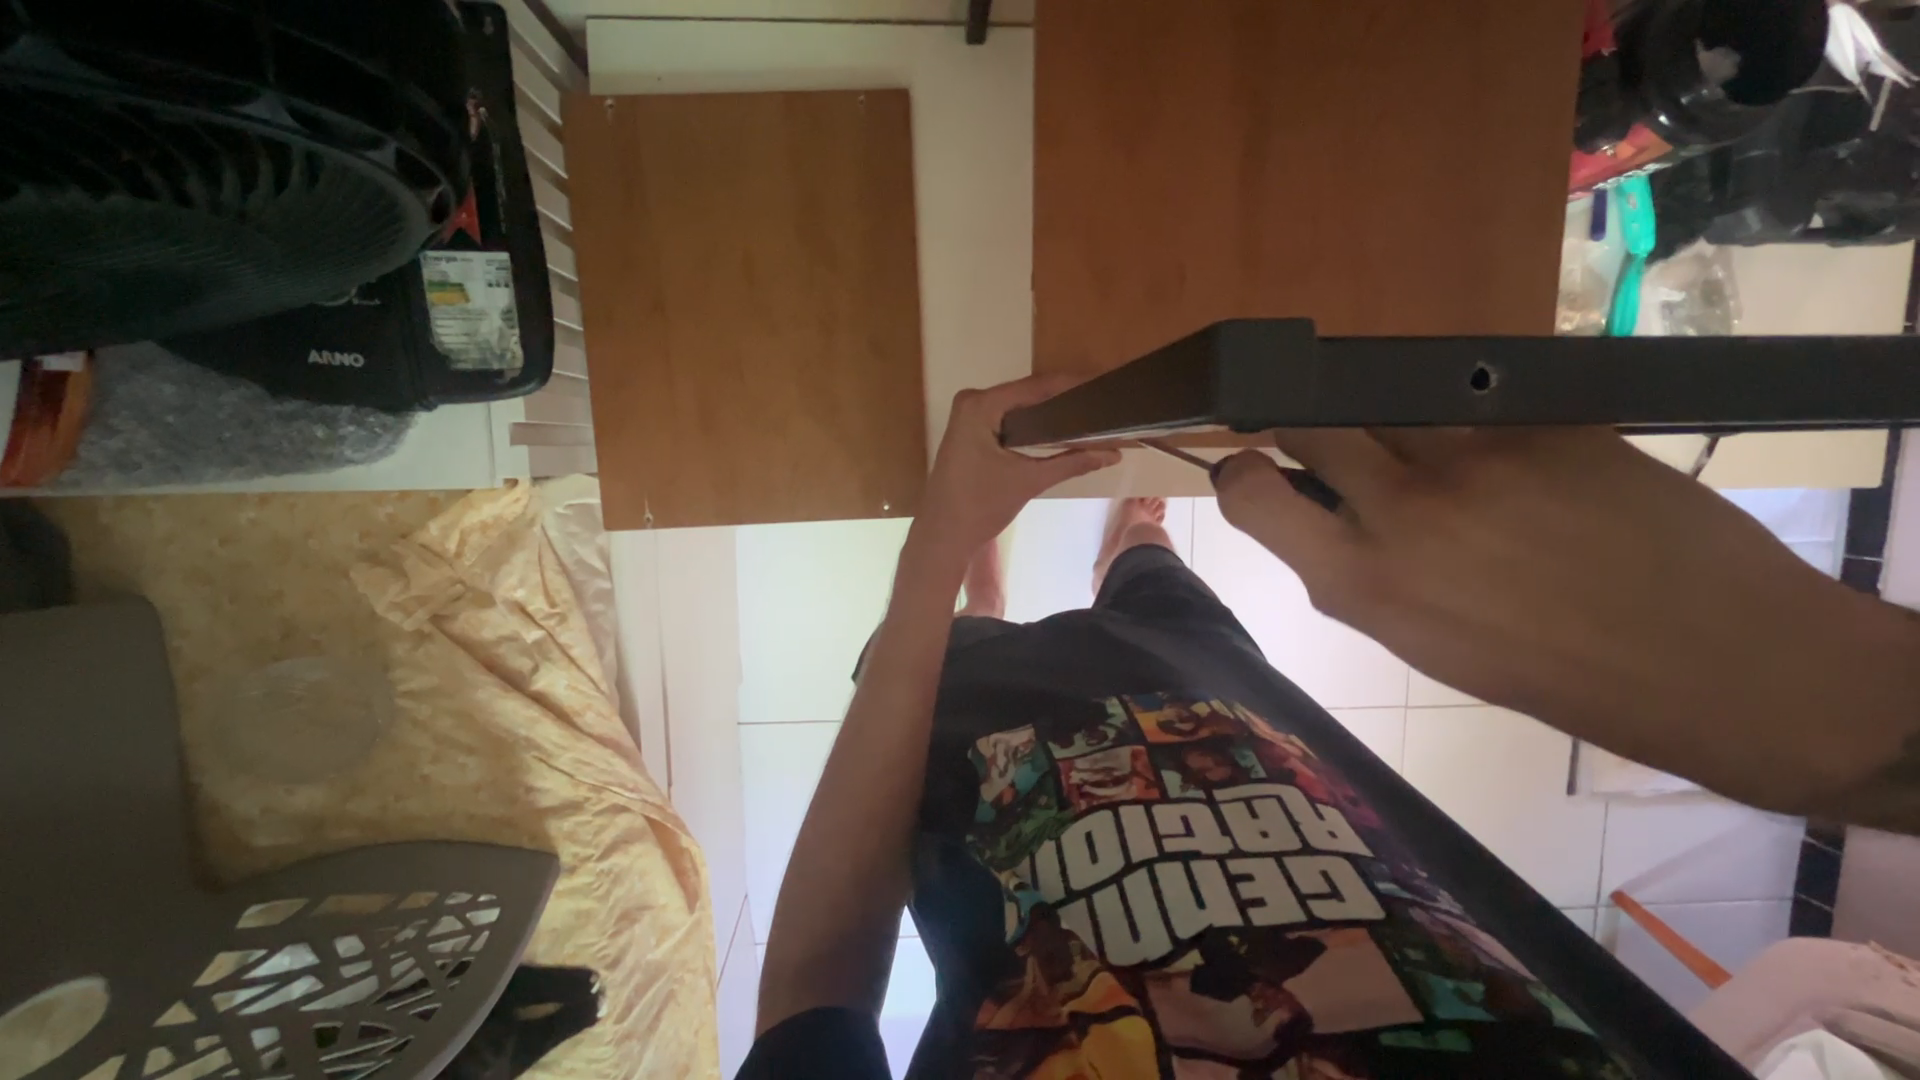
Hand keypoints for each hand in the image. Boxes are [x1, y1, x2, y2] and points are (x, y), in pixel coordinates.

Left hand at [909, 375, 1120, 568]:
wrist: (943, 535)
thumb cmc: (981, 506)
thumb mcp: (1030, 481)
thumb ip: (1072, 462)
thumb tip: (1115, 454)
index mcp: (981, 405)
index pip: (1036, 386)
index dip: (1072, 385)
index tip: (1104, 386)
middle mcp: (972, 401)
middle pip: (1027, 394)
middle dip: (1062, 399)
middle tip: (1101, 405)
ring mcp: (967, 416)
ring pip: (1018, 406)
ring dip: (1048, 412)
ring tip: (1087, 416)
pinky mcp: (969, 431)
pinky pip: (1006, 419)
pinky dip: (1031, 424)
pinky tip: (1057, 430)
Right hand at [1212, 428, 1919, 815]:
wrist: (1707, 656)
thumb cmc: (1539, 669)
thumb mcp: (1413, 639)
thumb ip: (1350, 571)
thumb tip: (1315, 515)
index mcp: (1359, 580)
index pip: (1249, 491)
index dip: (1238, 471)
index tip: (1254, 468)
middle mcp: (1402, 508)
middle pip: (1307, 422)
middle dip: (1301, 427)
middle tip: (1330, 444)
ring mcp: (1475, 456)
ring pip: (1385, 402)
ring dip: (1385, 423)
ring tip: (1431, 454)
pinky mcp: (1545, 422)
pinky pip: (1470, 405)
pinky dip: (1467, 425)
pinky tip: (1510, 460)